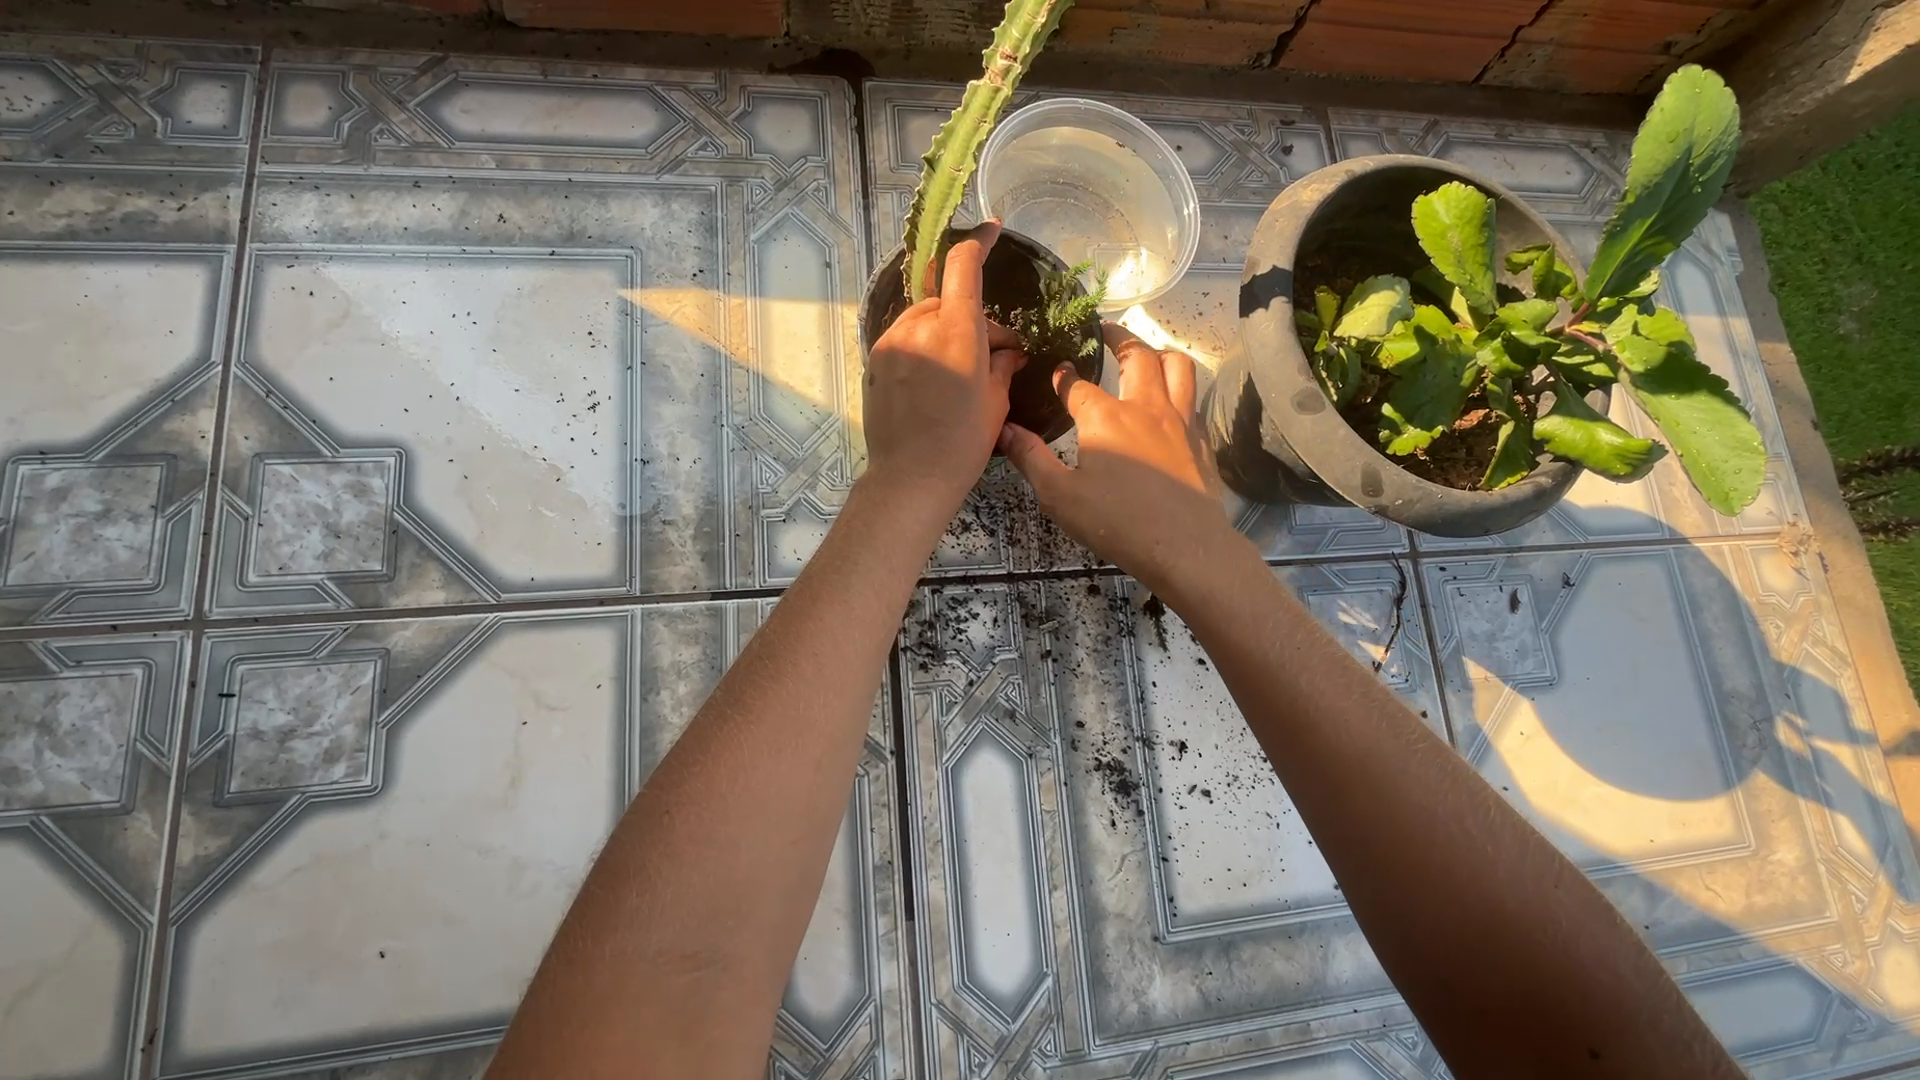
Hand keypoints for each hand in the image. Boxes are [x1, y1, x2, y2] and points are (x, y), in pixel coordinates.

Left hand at [863, 221, 1025, 509]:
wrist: (910, 478)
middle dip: (972, 315)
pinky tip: (935, 377)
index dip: (978, 241)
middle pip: (947, 298)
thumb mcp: (995, 403)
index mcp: (958, 332)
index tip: (990, 228)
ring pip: (924, 317)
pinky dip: (924, 345)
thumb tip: (1009, 351)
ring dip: (945, 329)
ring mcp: (892, 343)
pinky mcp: (875, 360)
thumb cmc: (962, 444)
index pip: (964, 266)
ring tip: (962, 366)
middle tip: (994, 351)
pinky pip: (905, 338)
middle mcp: (920, 327)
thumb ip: (1002, 365)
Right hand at [999, 322, 1247, 599]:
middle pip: (1136, 355)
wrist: (1184, 546)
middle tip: (1105, 331)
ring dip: (1158, 350)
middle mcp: (1145, 407)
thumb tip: (1003, 430)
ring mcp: (1179, 420)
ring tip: (1146, 352)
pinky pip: (1193, 396)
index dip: (1064, 376)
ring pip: (1176, 365)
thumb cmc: (1117, 522)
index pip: (1078, 385)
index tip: (1057, 372)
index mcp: (1105, 418)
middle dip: (1117, 337)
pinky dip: (1180, 385)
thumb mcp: (1060, 496)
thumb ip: (1031, 459)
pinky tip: (1171, 400)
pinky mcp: (1200, 439)